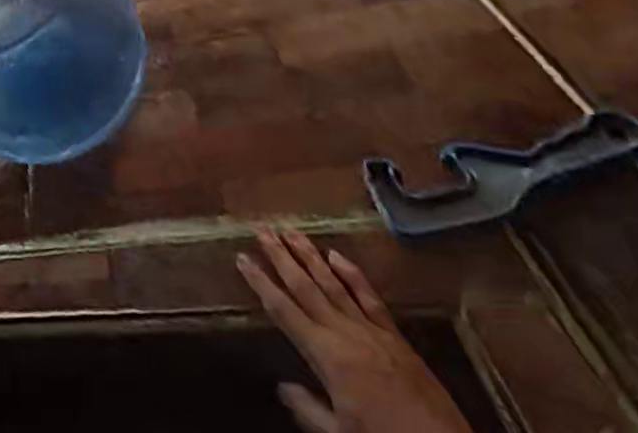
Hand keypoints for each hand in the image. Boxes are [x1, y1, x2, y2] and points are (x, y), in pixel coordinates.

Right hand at [238, 229, 472, 432]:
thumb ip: (309, 408)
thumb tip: (283, 385)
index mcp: (326, 354)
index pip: (283, 310)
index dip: (261, 283)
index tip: (242, 258)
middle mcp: (344, 332)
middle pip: (305, 287)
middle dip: (281, 257)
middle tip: (262, 230)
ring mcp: (371, 330)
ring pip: (332, 284)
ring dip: (309, 256)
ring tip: (291, 231)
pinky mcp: (395, 335)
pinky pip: (369, 297)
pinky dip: (352, 274)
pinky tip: (336, 256)